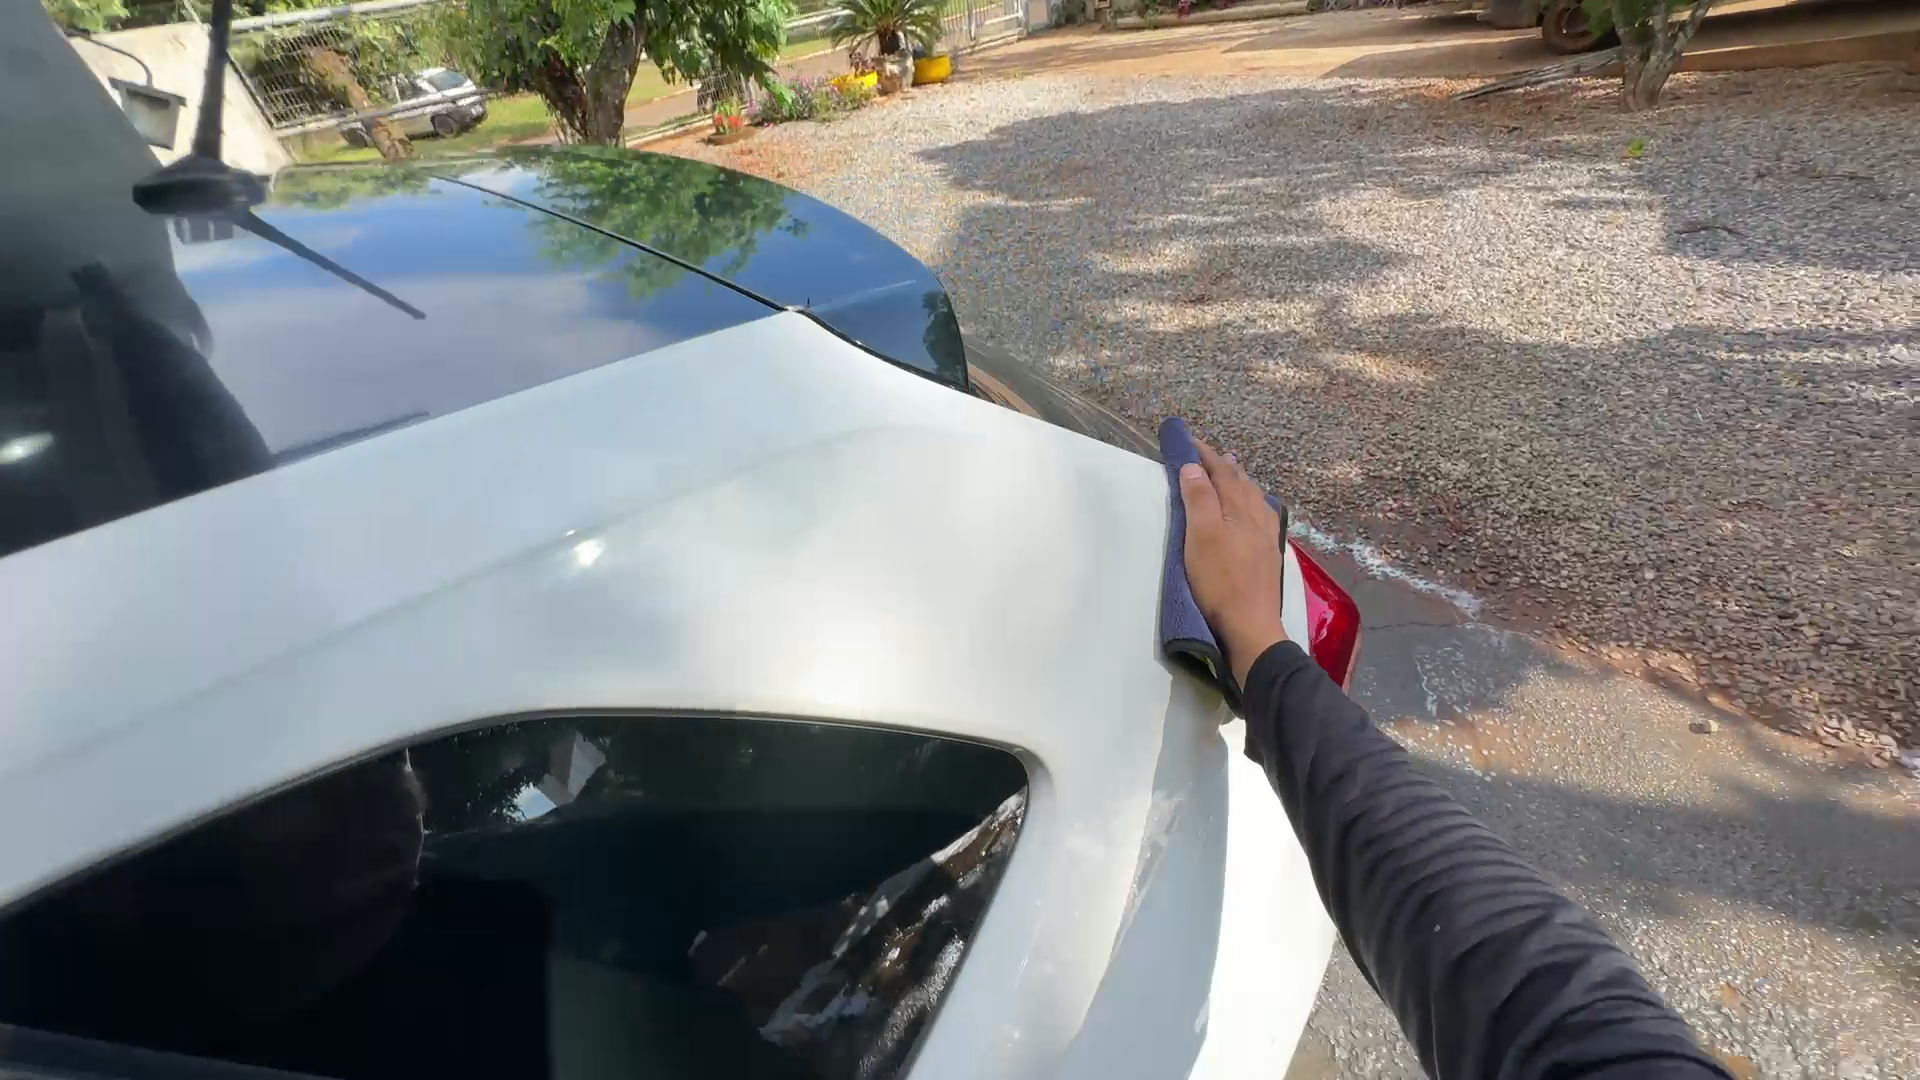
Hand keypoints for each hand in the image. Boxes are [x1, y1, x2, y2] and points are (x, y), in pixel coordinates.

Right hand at [1178, 437, 1286, 689]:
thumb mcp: (1201, 536)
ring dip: (1237, 480)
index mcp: (1240, 506)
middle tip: (1205, 452)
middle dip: (1221, 463)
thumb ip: (1199, 499)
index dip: (1204, 454)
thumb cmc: (1219, 580)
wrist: (1250, 625)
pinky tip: (1251, 507)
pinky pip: (1259, 513)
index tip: (1187, 440)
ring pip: (1252, 496)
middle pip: (1240, 480)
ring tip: (1229, 469)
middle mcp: (1258, 514)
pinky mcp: (1267, 553)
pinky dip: (1249, 500)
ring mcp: (1266, 534)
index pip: (1221, 470)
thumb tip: (1194, 466)